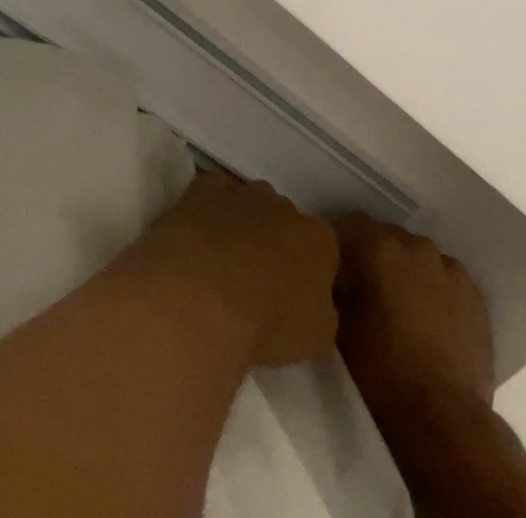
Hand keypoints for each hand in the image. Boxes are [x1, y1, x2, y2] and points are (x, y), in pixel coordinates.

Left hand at [126, 170, 338, 367]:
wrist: (201, 302)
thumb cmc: (265, 325)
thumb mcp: (314, 337)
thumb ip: (320, 313)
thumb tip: (315, 305)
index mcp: (319, 241)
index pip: (325, 249)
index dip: (311, 271)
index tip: (295, 297)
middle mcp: (285, 209)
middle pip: (286, 222)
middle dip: (275, 244)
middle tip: (258, 281)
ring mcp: (242, 196)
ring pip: (251, 202)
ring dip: (243, 224)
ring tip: (223, 260)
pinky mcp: (201, 194)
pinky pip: (213, 189)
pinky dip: (210, 205)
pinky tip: (200, 229)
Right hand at [334, 215, 494, 419]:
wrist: (440, 411)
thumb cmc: (379, 365)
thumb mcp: (339, 323)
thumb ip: (336, 286)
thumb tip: (334, 273)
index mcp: (381, 247)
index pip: (350, 223)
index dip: (338, 244)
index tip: (331, 267)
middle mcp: (419, 247)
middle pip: (388, 238)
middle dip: (373, 256)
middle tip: (362, 288)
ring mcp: (453, 269)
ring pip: (420, 258)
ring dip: (406, 272)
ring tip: (398, 307)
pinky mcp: (476, 295)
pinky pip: (446, 280)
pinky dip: (433, 291)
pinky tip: (428, 321)